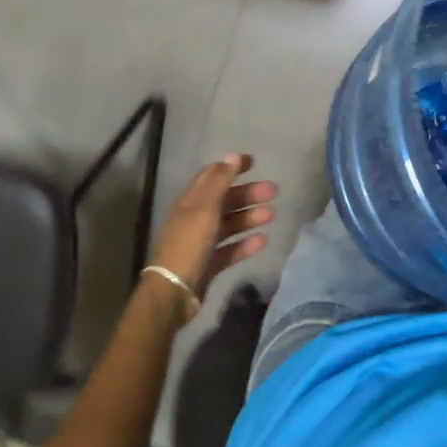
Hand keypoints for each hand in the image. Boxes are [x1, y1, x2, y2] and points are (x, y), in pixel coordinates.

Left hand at [150, 154, 277, 298]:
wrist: (173, 291)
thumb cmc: (189, 243)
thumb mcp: (205, 207)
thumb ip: (220, 181)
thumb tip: (233, 155)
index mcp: (190, 201)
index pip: (212, 176)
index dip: (231, 167)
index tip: (254, 162)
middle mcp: (195, 218)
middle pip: (225, 201)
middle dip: (248, 194)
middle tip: (273, 191)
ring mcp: (201, 242)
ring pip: (229, 224)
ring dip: (250, 217)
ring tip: (272, 214)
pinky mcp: (208, 263)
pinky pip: (230, 248)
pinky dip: (245, 244)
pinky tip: (263, 241)